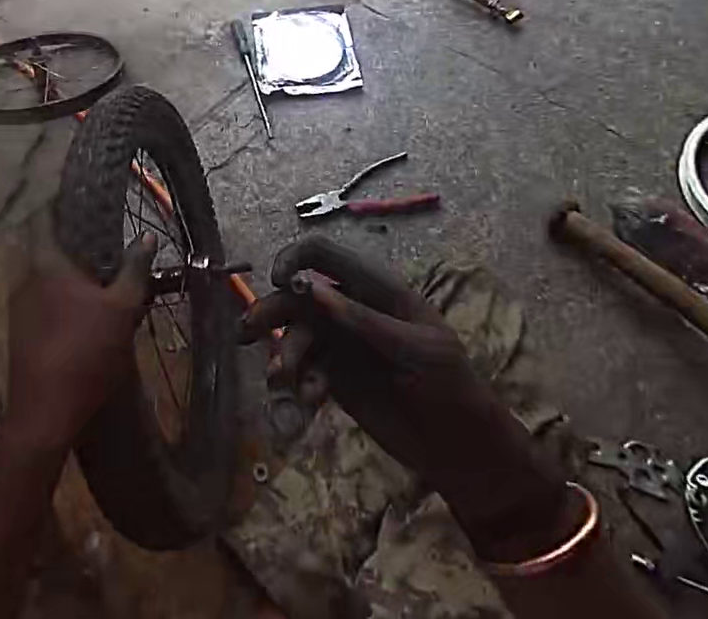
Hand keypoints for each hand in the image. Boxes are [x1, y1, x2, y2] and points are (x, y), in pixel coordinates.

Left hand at [3, 212, 156, 452]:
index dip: (58, 203)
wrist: (45, 413)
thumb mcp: (122, 308)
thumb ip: (134, 269)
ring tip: (93, 267)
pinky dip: (56, 290)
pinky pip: (38, 296)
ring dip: (62, 266)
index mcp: (47, 265)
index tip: (81, 196)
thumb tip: (147, 237)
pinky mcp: (19, 331)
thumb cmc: (86, 352)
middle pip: (41, 245)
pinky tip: (80, 306)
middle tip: (96, 232)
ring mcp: (18, 308)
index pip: (43, 219)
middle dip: (66, 236)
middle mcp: (25, 280)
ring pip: (39, 273)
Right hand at [242, 237, 576, 557]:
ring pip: (296, 335)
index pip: (326, 255)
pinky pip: (303, 370)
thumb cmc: (450, 388)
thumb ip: (363, 321)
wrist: (460, 452)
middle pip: (298, 297)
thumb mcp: (415, 350)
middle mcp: (350, 309)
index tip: (278, 281)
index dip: (296, 258)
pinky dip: (299, 382)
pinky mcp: (333, 378)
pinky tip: (310, 400)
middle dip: (272, 311)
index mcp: (375, 288)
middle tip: (246, 333)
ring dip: (283, 353)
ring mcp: (340, 344)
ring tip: (282, 380)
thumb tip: (312, 292)